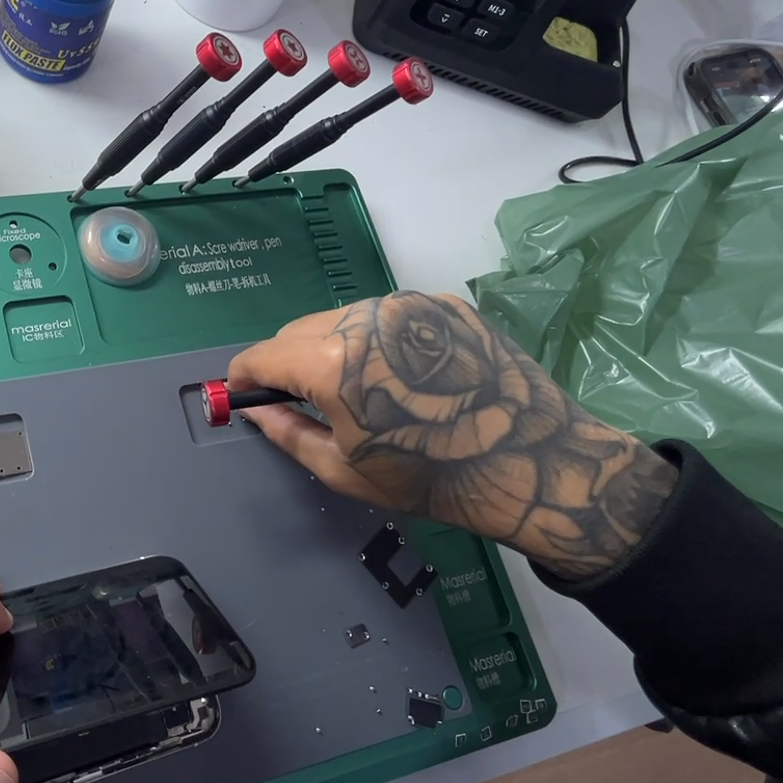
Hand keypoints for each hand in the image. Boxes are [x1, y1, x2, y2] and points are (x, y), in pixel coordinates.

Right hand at [228, 292, 675, 580]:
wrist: (539, 465)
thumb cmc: (432, 479)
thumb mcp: (344, 469)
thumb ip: (288, 431)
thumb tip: (255, 411)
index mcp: (335, 362)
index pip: (264, 354)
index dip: (244, 376)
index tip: (243, 394)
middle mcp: (368, 317)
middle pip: (298, 330)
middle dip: (285, 361)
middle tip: (299, 399)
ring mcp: (410, 305)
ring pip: (340, 317)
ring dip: (328, 347)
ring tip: (357, 388)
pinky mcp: (444, 304)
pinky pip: (386, 316)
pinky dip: (373, 340)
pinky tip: (400, 375)